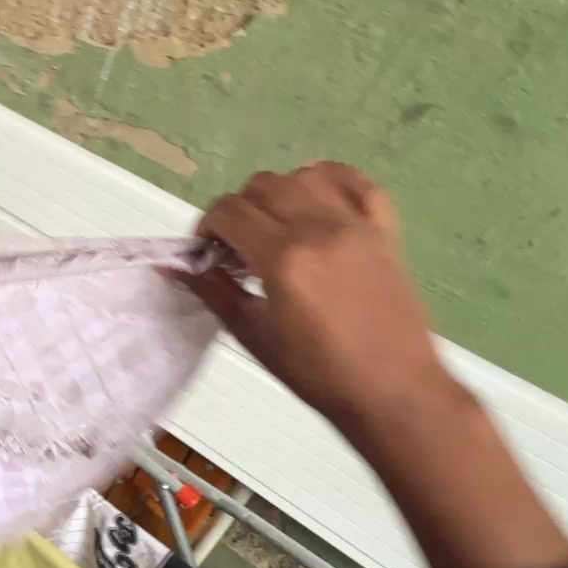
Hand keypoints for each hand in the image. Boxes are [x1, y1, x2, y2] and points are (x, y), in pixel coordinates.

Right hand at [179, 162, 458, 425]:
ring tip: (272, 226)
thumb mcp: (251, 332)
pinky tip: (314, 194)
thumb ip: (211, 290)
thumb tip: (174, 266)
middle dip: (237, 209)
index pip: (229, 212)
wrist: (393, 391)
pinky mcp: (385, 232)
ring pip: (303, 177)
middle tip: (235, 244)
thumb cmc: (314, 370)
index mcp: (283, 257)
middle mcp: (319, 229)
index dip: (207, 227)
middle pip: (262, 186)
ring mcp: (357, 226)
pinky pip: (358, 183)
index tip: (207, 253)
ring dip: (276, 193)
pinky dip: (331, 179)